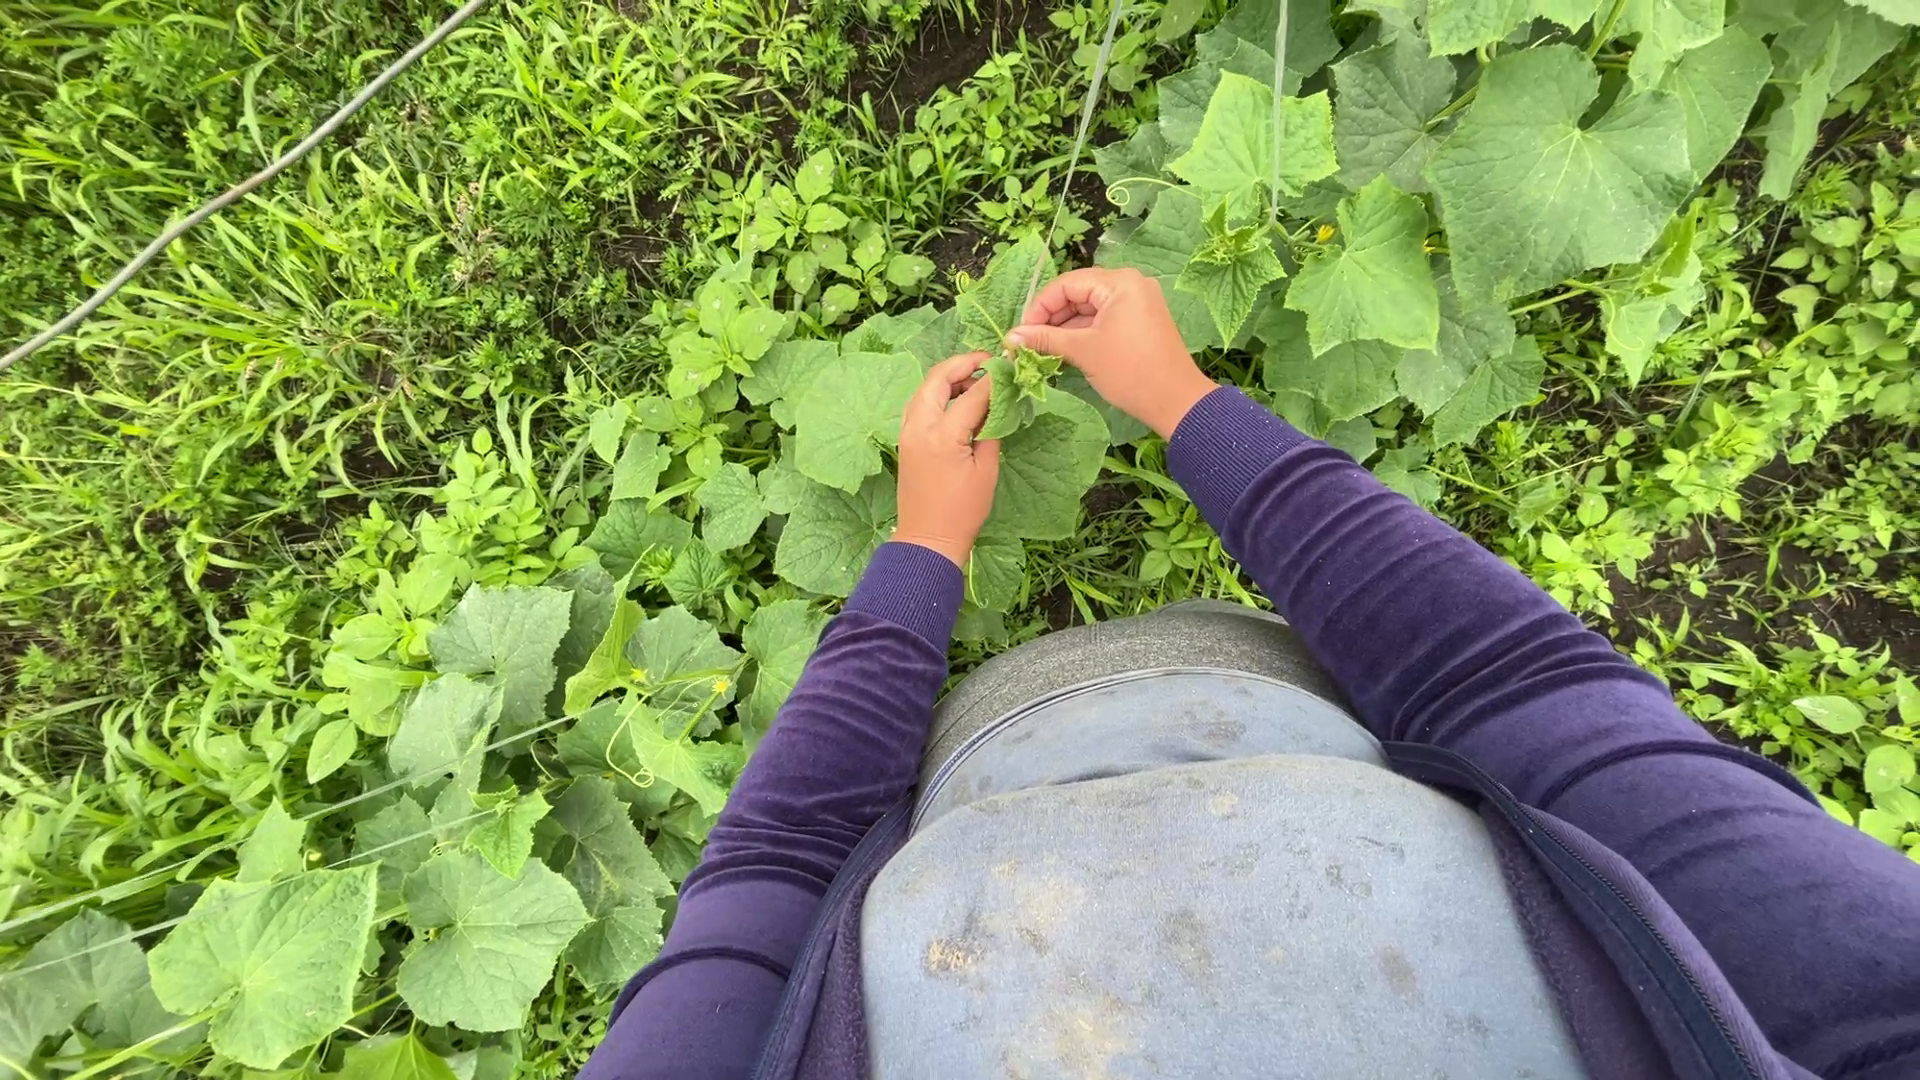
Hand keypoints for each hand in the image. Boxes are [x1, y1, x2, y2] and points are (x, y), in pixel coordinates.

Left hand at [892, 353, 999, 567]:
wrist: (928, 538)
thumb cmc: (963, 511)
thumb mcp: (986, 470)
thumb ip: (991, 430)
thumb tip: (999, 403)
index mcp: (942, 436)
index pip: (973, 395)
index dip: (994, 379)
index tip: (1011, 368)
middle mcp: (919, 427)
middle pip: (937, 378)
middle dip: (963, 364)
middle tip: (988, 362)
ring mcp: (907, 432)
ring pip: (925, 389)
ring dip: (948, 377)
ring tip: (975, 377)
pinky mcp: (905, 439)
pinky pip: (919, 404)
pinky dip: (937, 393)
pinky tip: (957, 398)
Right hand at [1007, 267, 1216, 438]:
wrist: (1174, 400)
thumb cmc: (1129, 371)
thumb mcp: (1083, 351)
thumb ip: (1045, 339)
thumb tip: (1010, 337)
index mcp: (1119, 282)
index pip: (1067, 284)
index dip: (1039, 307)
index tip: (1021, 333)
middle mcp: (1130, 285)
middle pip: (1078, 294)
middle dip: (1051, 319)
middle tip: (1028, 344)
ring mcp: (1136, 304)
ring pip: (1088, 309)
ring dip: (1064, 329)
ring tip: (1042, 351)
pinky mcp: (1138, 323)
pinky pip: (1102, 321)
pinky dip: (1082, 335)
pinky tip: (1063, 352)